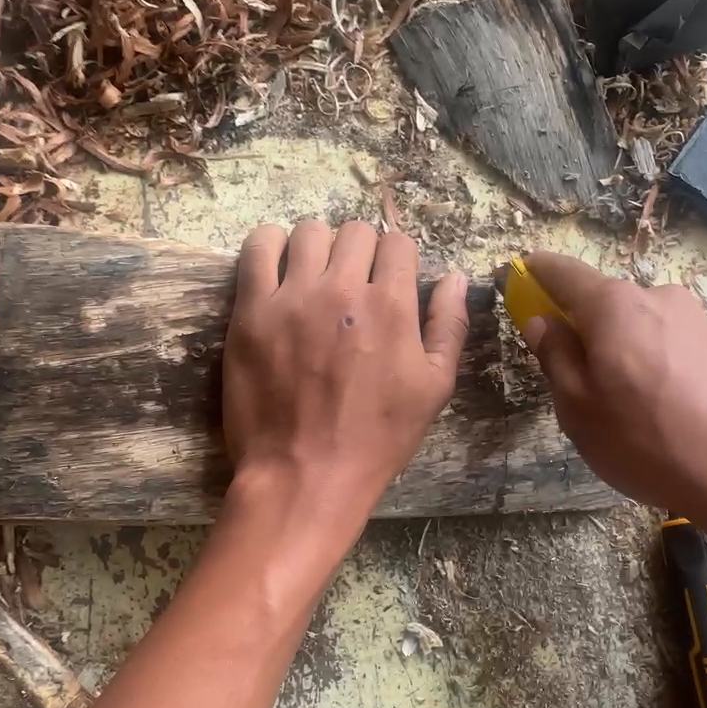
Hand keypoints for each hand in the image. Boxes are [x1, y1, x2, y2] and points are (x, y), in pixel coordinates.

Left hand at [223, 220, 469, 532]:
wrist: (305, 475)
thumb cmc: (376, 438)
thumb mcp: (434, 389)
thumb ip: (449, 326)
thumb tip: (456, 277)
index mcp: (391, 306)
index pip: (398, 243)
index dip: (397, 260)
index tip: (387, 282)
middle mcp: (342, 290)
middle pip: (356, 231)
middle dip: (361, 251)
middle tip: (352, 283)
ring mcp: (292, 297)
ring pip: (309, 231)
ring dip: (319, 246)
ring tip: (315, 276)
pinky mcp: (251, 311)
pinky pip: (258, 248)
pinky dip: (270, 244)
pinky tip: (277, 265)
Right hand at [521, 252, 706, 541]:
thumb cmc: (647, 442)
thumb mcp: (579, 409)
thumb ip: (556, 357)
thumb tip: (542, 322)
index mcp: (614, 306)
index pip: (563, 272)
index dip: (537, 273)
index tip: (520, 277)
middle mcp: (658, 298)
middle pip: (607, 302)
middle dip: (586, 327)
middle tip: (578, 377)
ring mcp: (699, 321)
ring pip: (643, 326)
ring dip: (626, 350)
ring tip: (629, 405)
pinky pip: (676, 346)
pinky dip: (660, 366)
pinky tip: (669, 411)